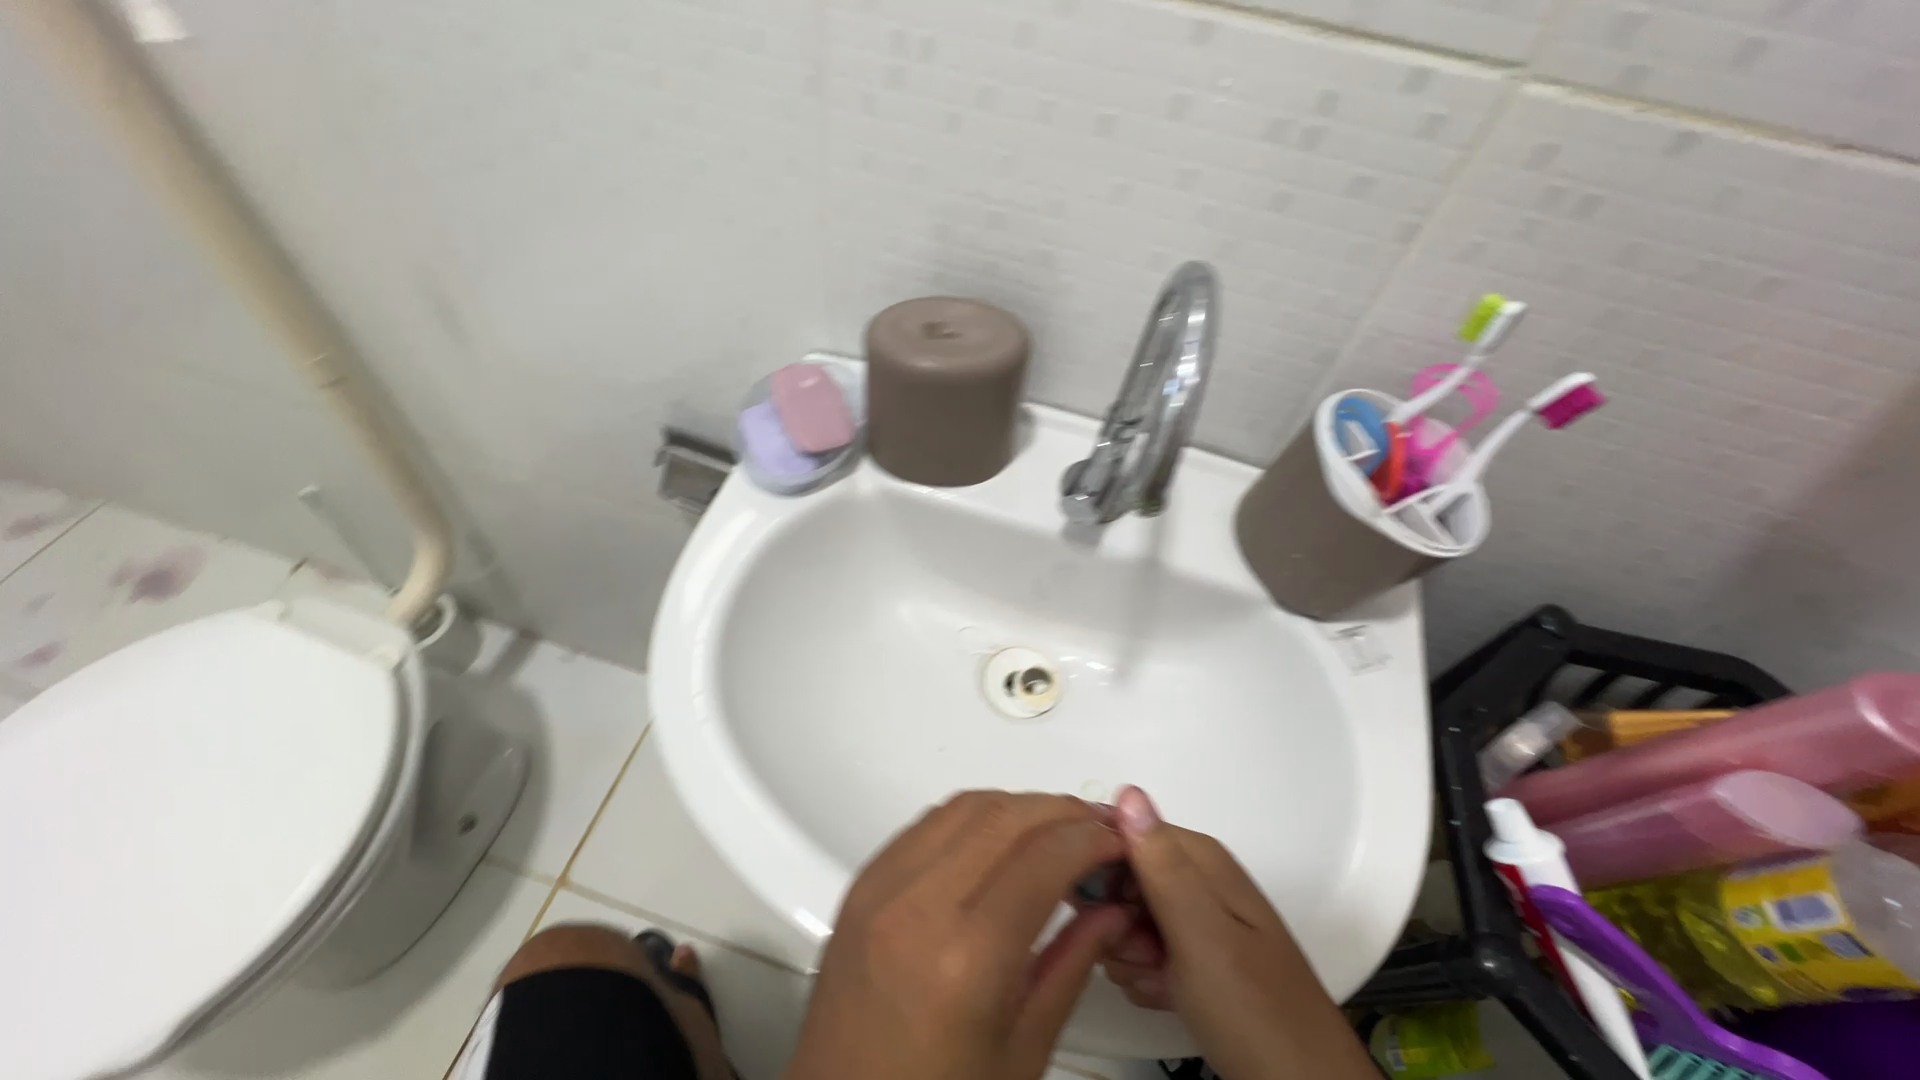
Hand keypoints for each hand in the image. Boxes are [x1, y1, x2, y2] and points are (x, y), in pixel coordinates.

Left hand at [788, 792, 1132, 1079]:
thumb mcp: (1023, 1049)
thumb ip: (1072, 965)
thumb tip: (1111, 907)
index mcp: (966, 958)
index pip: (1043, 857)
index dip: (1091, 837)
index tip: (1118, 841)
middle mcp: (917, 906)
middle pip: (1004, 816)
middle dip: (1060, 810)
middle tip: (1095, 828)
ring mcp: (881, 888)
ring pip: (964, 806)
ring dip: (1017, 806)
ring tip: (1053, 832)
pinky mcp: (861, 884)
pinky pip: (926, 823)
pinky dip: (972, 818)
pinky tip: (997, 842)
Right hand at [1101, 786, 1377, 1079]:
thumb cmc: (1252, 1008)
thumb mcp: (1201, 933)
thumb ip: (1161, 864)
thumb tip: (1129, 790)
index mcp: (1200, 859)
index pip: (1123, 832)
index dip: (1101, 868)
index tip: (1101, 909)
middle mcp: (1197, 880)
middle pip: (1121, 878)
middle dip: (1115, 919)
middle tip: (1139, 953)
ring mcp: (1195, 921)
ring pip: (1126, 919)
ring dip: (1127, 954)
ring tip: (1157, 980)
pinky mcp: (1192, 959)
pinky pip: (1142, 953)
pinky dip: (1143, 976)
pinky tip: (1163, 994)